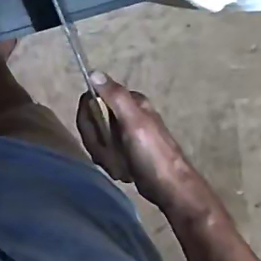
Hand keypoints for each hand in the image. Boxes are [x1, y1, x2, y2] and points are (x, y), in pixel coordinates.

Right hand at [78, 73, 210, 216]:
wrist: (171, 188)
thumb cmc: (153, 154)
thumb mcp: (134, 122)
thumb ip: (115, 97)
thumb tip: (94, 72)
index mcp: (131, 101)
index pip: (92, 99)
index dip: (89, 120)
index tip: (98, 137)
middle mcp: (128, 112)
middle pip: (93, 121)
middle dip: (97, 142)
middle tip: (112, 154)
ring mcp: (127, 132)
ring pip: (97, 138)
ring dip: (104, 155)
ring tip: (120, 165)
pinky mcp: (127, 149)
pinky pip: (105, 151)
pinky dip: (111, 162)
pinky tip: (123, 171)